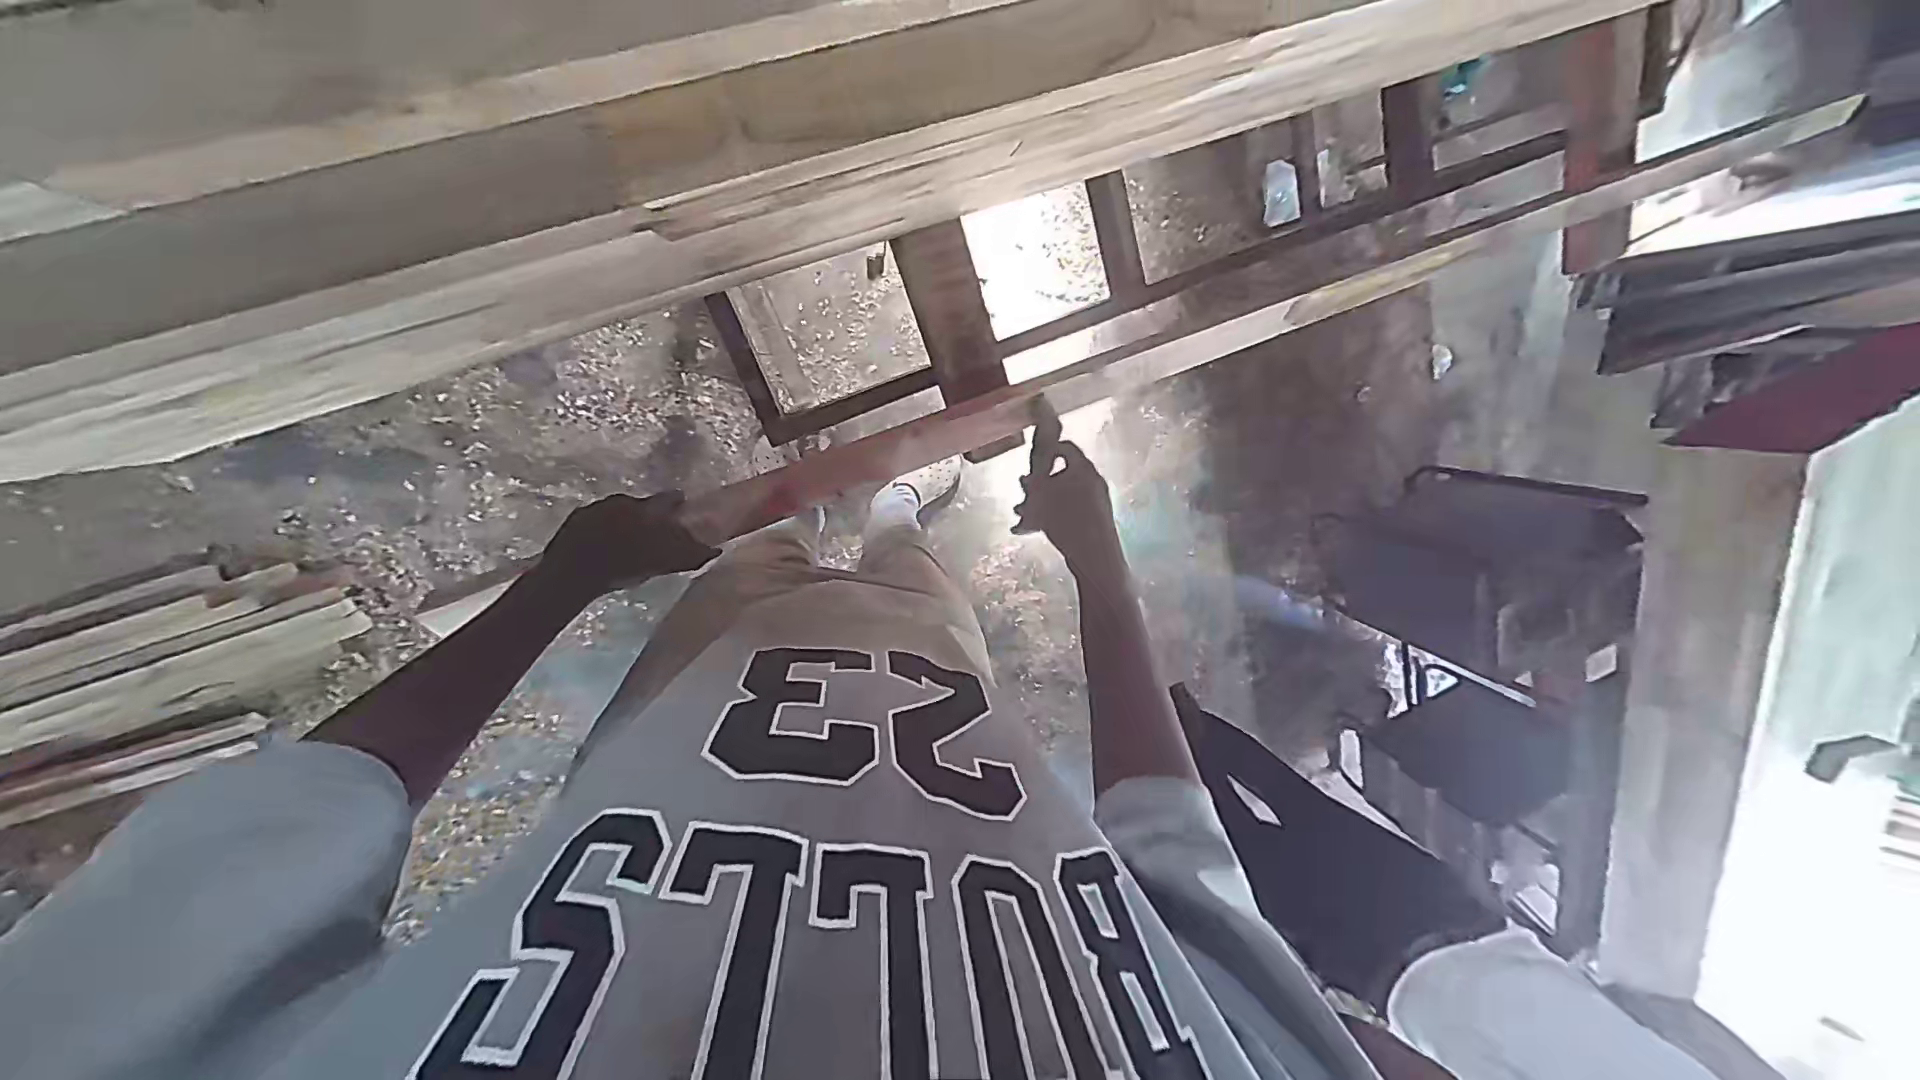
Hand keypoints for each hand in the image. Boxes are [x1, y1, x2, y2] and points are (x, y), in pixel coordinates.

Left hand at [539, 492, 719, 598]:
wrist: (575, 570)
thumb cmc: (626, 566)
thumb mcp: (665, 562)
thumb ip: (691, 555)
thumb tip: (716, 549)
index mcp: (650, 509)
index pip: (671, 498)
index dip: (678, 502)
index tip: (683, 506)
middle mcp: (627, 501)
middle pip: (644, 502)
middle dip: (652, 510)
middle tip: (656, 524)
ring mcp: (599, 507)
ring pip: (621, 509)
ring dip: (627, 519)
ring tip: (628, 536)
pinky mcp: (579, 517)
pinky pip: (598, 518)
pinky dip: (604, 527)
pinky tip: (604, 542)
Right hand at [1012, 439, 1121, 569]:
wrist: (1094, 554)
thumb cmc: (1066, 519)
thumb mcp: (1041, 497)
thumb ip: (1032, 484)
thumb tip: (1025, 478)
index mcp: (1083, 469)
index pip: (1065, 448)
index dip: (1047, 450)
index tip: (1032, 458)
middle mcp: (1091, 482)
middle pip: (1060, 475)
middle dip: (1037, 484)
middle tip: (1023, 493)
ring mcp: (1093, 503)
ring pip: (1061, 497)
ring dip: (1038, 503)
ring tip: (1020, 514)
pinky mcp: (1091, 521)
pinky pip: (1066, 513)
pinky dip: (1048, 517)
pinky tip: (1027, 529)